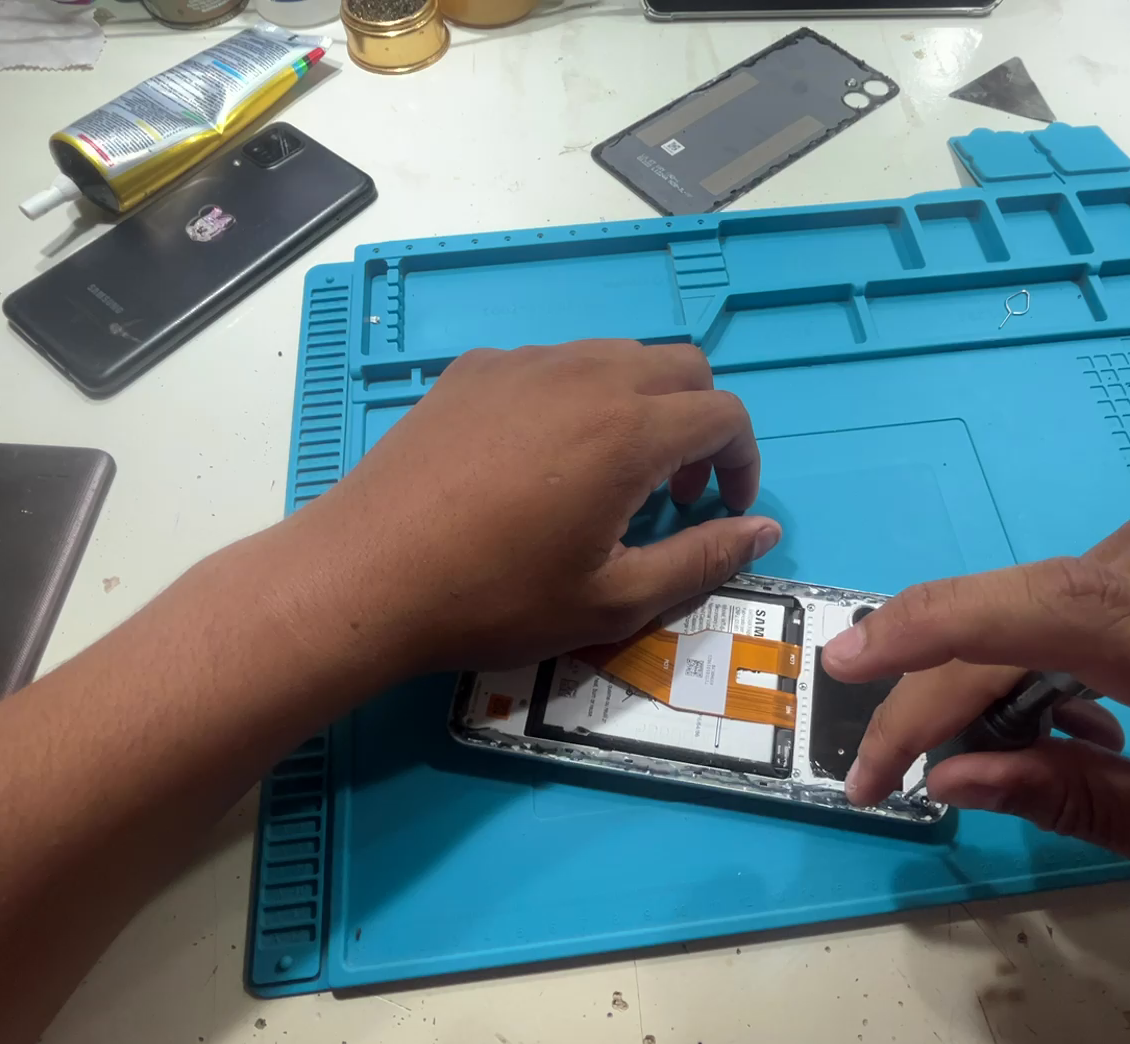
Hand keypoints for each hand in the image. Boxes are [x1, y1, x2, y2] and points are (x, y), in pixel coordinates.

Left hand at [260, 339, 777, 676]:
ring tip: (608, 475)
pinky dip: (579, 398)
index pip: (724, 415)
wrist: (364, 577)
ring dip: (641, 406)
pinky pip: (554, 365)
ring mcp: (523, 363)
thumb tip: (765, 529)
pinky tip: (540, 458)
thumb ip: (702, 559)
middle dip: (699, 425)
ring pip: (617, 358)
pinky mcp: (474, 369)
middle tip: (672, 493)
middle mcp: (584, 374)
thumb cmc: (495, 599)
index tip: (722, 509)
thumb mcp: (613, 600)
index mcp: (629, 429)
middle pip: (680, 368)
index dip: (742, 462)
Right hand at [822, 509, 1129, 920]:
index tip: (845, 667)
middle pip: (1011, 616)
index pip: (1052, 612)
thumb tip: (952, 776)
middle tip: (876, 769)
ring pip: (1023, 606)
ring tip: (971, 751)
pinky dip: (1025, 655)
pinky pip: (1059, 597)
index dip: (934, 628)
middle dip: (924, 692)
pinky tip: (1052, 712)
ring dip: (975, 679)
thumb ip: (1084, 805)